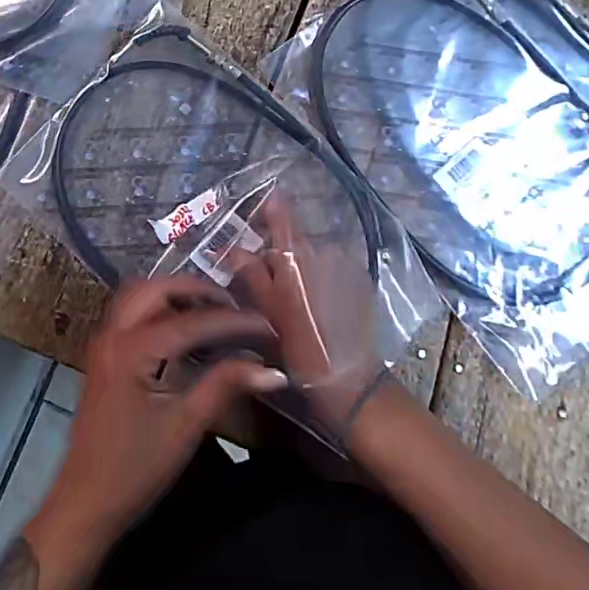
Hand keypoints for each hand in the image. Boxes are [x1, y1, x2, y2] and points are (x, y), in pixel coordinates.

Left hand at [21, 277, 285, 589]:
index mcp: (133, 349)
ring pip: (140, 294)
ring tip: (209, 309)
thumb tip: (271, 371)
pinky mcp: (103, 355)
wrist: (83, 505)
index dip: (233, 321)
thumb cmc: (135, 469)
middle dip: (198, 290)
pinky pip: (131, 311)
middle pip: (158, 288)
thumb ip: (225, 386)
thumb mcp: (186, 426)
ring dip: (174, 293)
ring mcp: (103, 342)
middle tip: (232, 305)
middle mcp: (114, 334)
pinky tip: (182, 326)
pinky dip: (158, 306)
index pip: (193, 321)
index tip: (266, 325)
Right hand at [231, 194, 382, 432]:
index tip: (248, 212)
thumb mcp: (267, 313)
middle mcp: (324, 250)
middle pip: (292, 238)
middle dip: (272, 249)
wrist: (352, 382)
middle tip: (252, 272)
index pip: (281, 213)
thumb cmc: (303, 348)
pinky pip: (327, 270)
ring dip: (293, 267)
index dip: (264, 207)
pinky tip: (306, 304)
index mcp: (298, 254)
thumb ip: (251, 274)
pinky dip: (313, 278)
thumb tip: (231, 247)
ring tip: (280, 295)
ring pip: (308, 256)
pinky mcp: (357, 281)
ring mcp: (344, 264)